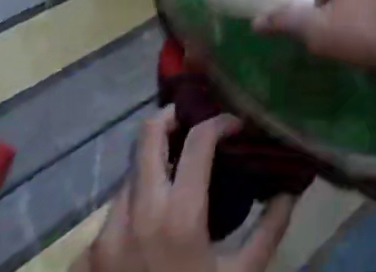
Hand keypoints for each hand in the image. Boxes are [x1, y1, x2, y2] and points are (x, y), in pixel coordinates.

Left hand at [74, 107, 293, 271]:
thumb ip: (270, 228)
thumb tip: (290, 187)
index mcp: (179, 216)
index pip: (198, 139)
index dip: (221, 122)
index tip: (236, 126)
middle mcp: (136, 215)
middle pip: (147, 134)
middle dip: (175, 118)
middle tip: (196, 122)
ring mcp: (103, 236)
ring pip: (129, 173)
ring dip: (155, 165)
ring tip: (178, 180)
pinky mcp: (85, 258)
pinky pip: (114, 212)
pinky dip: (136, 205)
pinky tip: (154, 228)